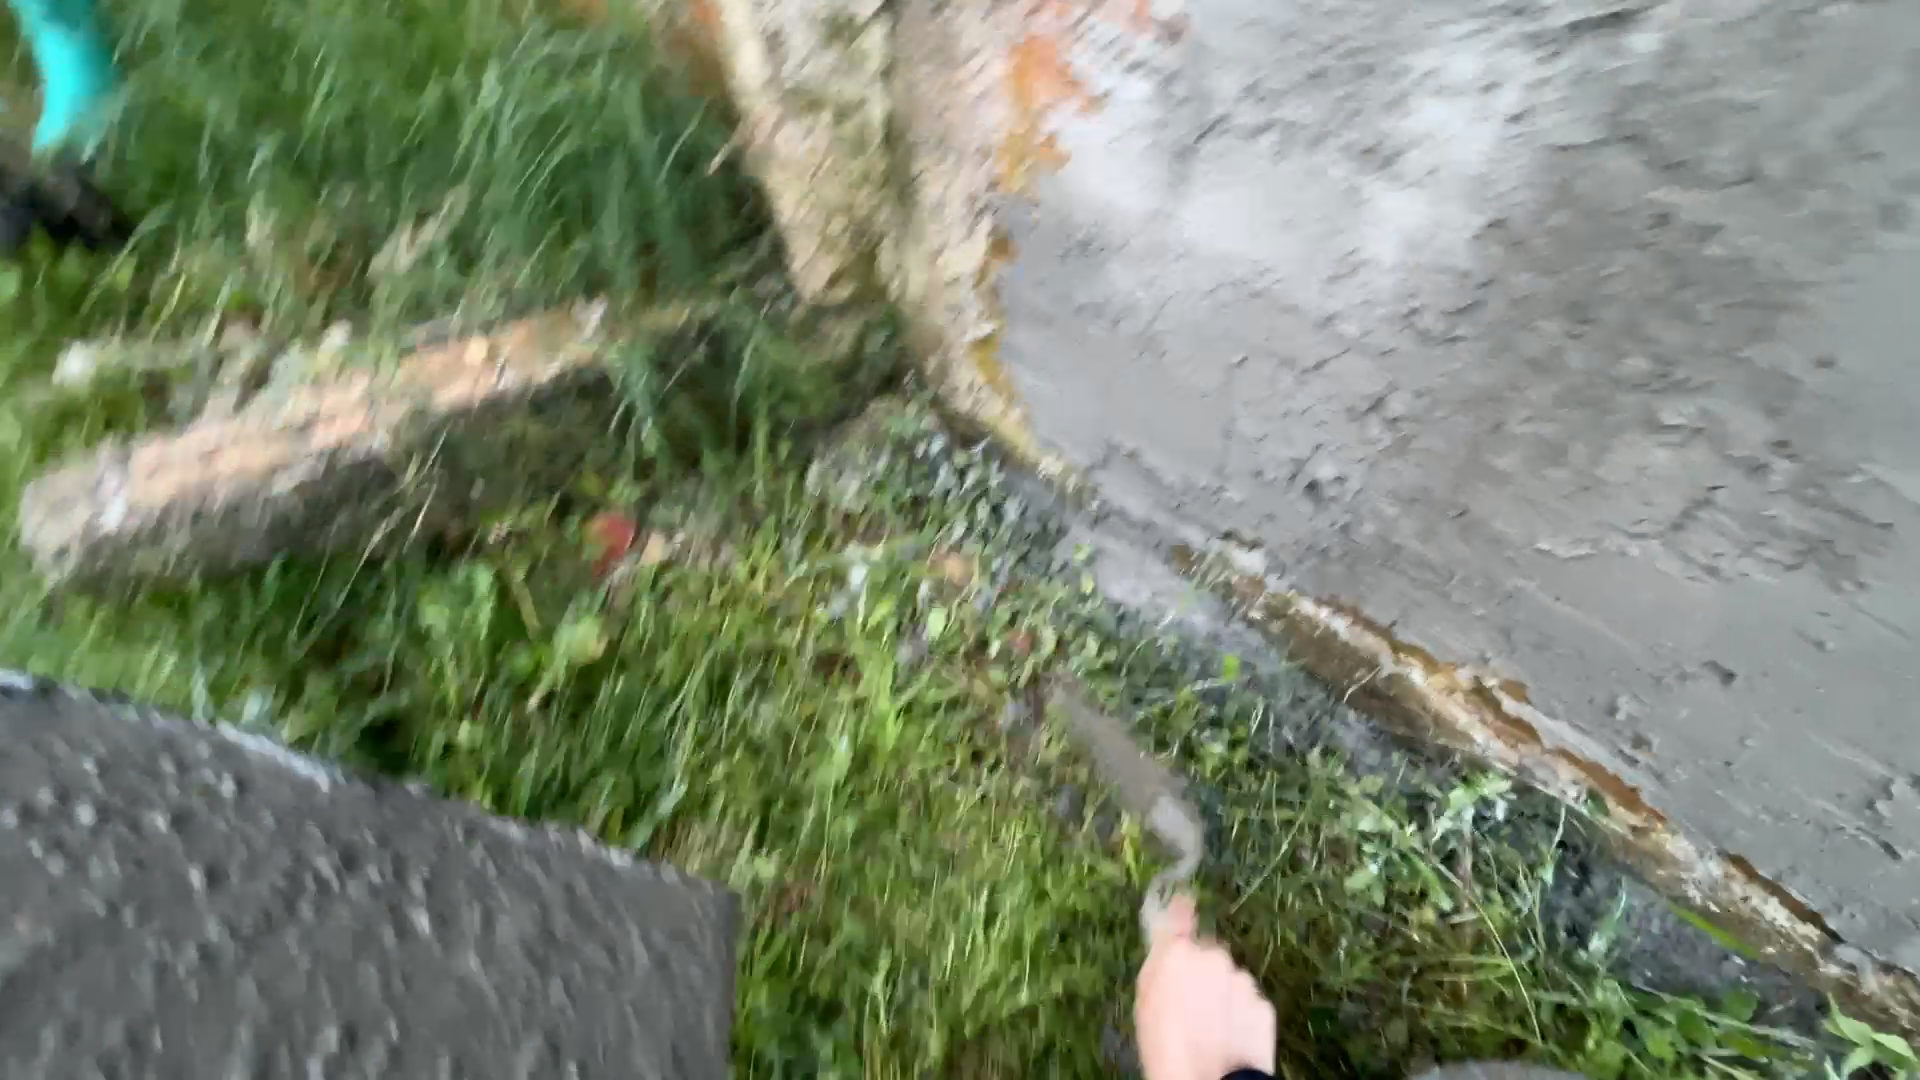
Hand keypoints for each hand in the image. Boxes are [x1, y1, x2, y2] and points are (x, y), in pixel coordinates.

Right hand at [1134, 893, 1277, 1079]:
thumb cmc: (1164, 1042)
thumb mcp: (1146, 997)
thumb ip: (1159, 959)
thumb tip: (1167, 936)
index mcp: (1178, 950)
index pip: (1182, 912)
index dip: (1183, 905)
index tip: (1185, 897)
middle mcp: (1213, 954)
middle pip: (1207, 952)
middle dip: (1203, 969)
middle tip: (1192, 999)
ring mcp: (1242, 979)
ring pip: (1230, 978)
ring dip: (1223, 992)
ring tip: (1213, 1024)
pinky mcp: (1264, 1005)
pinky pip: (1249, 1002)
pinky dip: (1242, 1013)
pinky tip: (1231, 1034)